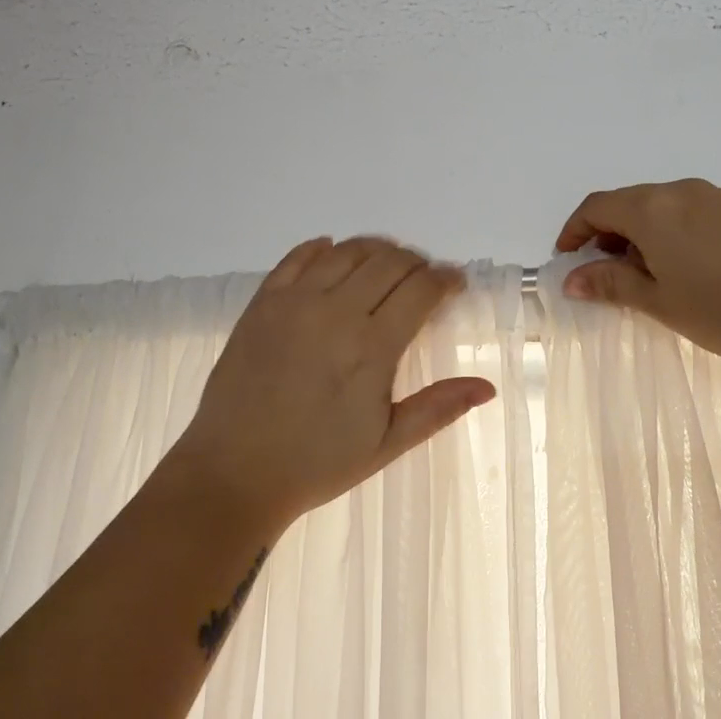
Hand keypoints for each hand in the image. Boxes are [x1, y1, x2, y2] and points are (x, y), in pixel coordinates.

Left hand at [168, 237, 495, 529]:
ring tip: (385, 263)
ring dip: (375, 250)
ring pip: (346, 252)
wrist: (235, 471)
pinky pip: (296, 258)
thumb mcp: (385, 444)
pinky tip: (331, 252)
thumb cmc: (316, 463)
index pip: (420, 290)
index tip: (454, 283)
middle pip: (388, 262)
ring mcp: (294, 303)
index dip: (444, 280)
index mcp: (371, 347)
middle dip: (415, 262)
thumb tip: (486, 387)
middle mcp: (335, 312)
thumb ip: (437, 409)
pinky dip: (321, 248)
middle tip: (423, 277)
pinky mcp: (262, 303)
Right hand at [555, 179, 720, 370]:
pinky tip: (692, 271)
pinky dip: (675, 235)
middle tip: (605, 275)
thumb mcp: (662, 303)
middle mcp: (683, 191)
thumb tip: (573, 278)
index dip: (574, 231)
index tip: (568, 261)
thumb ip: (613, 284)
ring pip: (664, 208)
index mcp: (654, 209)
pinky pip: (695, 214)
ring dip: (643, 235)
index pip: (597, 206)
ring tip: (649, 277)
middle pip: (630, 203)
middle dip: (608, 234)